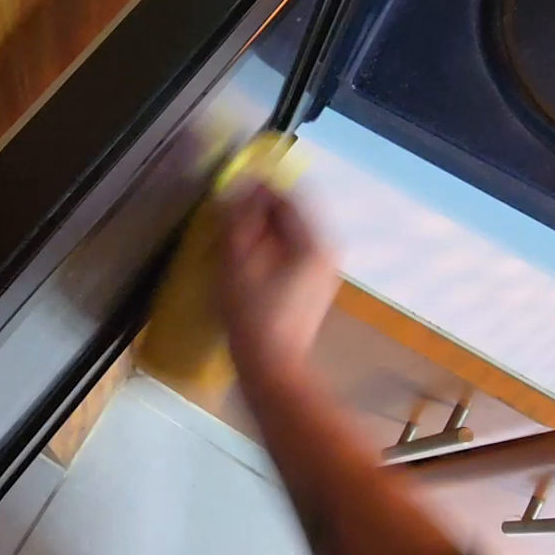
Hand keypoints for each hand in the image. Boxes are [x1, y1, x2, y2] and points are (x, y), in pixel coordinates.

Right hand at [214, 184, 339, 384]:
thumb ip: (240, 219)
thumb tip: (242, 188)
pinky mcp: (314, 285)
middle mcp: (327, 249)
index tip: (229, 187)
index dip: (257, 186)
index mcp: (314, 240)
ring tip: (233, 237)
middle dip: (259, 208)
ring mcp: (324, 269)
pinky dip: (270, 247)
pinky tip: (247, 261)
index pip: (287, 195)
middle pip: (292, 212)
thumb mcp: (237, 262)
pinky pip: (292, 251)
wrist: (271, 368)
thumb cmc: (251, 316)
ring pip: (291, 232)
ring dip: (262, 228)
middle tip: (228, 215)